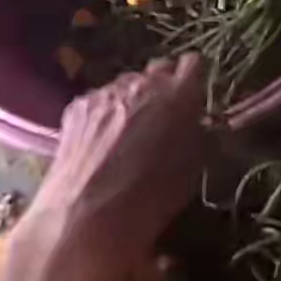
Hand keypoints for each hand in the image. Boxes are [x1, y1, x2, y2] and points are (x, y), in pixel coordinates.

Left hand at [19, 54, 209, 275]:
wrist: (86, 217)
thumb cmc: (153, 195)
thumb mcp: (194, 165)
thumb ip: (201, 133)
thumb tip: (201, 123)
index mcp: (180, 92)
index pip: (194, 62)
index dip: (194, 78)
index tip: (193, 96)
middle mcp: (144, 81)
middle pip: (160, 67)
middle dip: (165, 85)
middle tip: (164, 115)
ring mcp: (108, 90)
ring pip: (128, 83)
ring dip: (134, 98)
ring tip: (128, 131)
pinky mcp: (79, 104)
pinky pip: (101, 98)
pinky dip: (106, 112)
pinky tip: (101, 140)